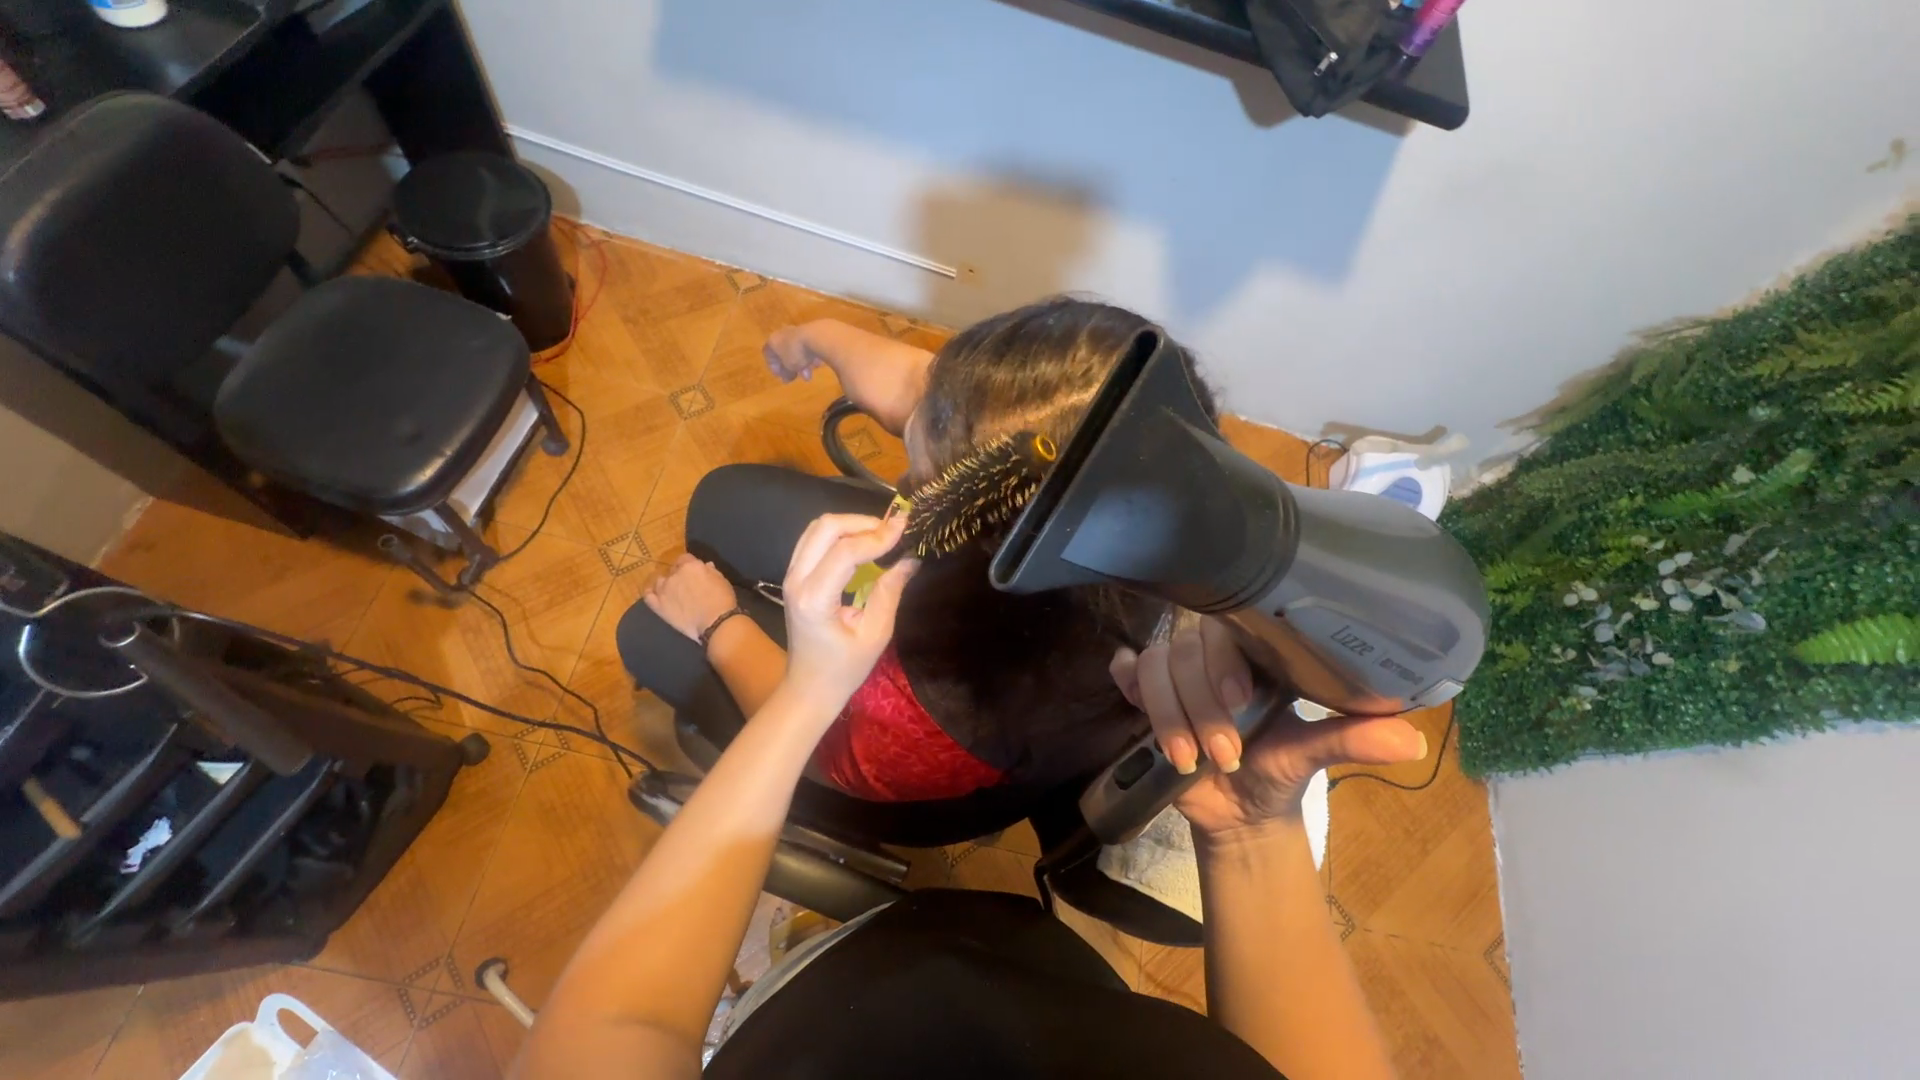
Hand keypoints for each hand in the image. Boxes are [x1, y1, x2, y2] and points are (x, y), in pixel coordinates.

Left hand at [643, 555, 739, 644]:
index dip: (689, 564)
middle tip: (687, 585)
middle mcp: (674, 575)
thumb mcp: (722, 580)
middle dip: (679, 574)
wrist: (715, 622)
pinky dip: (650, 592)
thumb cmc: (722, 600)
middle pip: (673, 570)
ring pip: (660, 581)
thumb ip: (711, 571)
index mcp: (691, 566)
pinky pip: (648, 595)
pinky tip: (653, 594)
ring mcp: (664, 590)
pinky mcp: (658, 605)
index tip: (694, 572)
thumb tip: (706, 565)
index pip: (685, 558)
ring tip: (672, 591)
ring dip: (666, 583)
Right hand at [763, 326, 822, 382]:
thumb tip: (786, 378)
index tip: (781, 376)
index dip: (774, 367)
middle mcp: (783, 334)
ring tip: (808, 375)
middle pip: (784, 352)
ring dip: (802, 364)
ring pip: (797, 350)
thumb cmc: (796, 353)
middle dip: (791, 367)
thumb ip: (786, 373)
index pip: (768, 354)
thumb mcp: (789, 368)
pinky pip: (808, 347)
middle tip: (796, 377)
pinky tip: (817, 364)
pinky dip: (810, 356)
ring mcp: (797, 331)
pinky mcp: (811, 331)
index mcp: (773, 341)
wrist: (816, 336)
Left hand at [778, 513, 916, 711]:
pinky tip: (862, 544)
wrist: (808, 687)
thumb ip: (890, 592)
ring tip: (880, 536)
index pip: (845, 551)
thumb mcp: (875, 634)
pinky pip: (813, 539)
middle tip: (892, 532)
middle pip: (825, 527)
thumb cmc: (843, 669)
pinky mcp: (794, 575)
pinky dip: (839, 534)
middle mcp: (796, 580)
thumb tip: (910, 557)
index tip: (905, 529)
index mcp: (814, 599)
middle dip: (862, 522)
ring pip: (817, 528)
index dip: (877, 536)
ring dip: (851, 525)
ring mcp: (791, 575)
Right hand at [1109, 618, 1428, 841]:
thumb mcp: (1312, 755)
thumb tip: (1413, 740)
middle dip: (1201, 707)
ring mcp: (1177, 674)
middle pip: (1186, 651)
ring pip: (1155, 666)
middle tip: (1224, 754)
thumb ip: (1351, 740)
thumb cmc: (1280, 774)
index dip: (1224, 660)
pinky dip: (1127, 683)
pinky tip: (1135, 704)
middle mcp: (1213, 655)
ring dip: (1170, 715)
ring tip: (1189, 760)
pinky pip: (1126, 673)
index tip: (1241, 702)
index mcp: (1257, 654)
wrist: (1239, 813)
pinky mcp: (1147, 695)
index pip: (1229, 628)